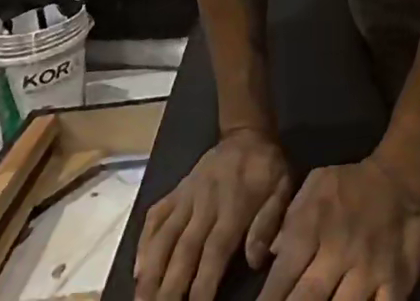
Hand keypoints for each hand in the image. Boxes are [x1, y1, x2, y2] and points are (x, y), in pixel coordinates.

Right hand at [135, 129, 293, 300]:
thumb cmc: (268, 167)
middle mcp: (205, 204)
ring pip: (163, 237)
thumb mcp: (282, 188)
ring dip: (151, 272)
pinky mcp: (176, 191)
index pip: (215, 252)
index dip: (203, 284)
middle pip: (184, 250)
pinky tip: (138, 269)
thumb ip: (270, 222)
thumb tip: (255, 260)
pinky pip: (155, 217)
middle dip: (170, 288)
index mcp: (235, 207)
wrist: (247, 133)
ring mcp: (186, 196)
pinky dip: (144, 243)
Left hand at [255, 158, 419, 300]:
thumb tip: (267, 255)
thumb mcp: (316, 185)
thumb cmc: (352, 184)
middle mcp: (338, 252)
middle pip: (306, 300)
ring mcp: (368, 270)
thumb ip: (289, 219)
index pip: (281, 278)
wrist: (401, 177)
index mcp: (313, 228)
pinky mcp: (396, 282)